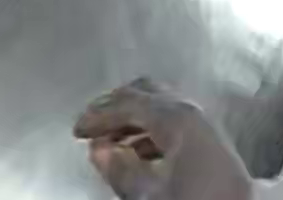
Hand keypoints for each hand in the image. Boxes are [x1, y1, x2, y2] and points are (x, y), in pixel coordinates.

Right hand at [74, 79, 257, 199]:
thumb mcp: (153, 196)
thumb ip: (123, 171)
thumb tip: (99, 149)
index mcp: (175, 116)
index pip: (129, 103)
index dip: (100, 114)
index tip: (76, 128)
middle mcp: (189, 107)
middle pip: (145, 92)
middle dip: (115, 105)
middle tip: (90, 124)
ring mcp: (200, 118)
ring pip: (158, 103)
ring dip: (131, 116)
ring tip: (108, 139)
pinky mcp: (206, 134)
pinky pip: (169, 118)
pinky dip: (147, 127)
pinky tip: (135, 150)